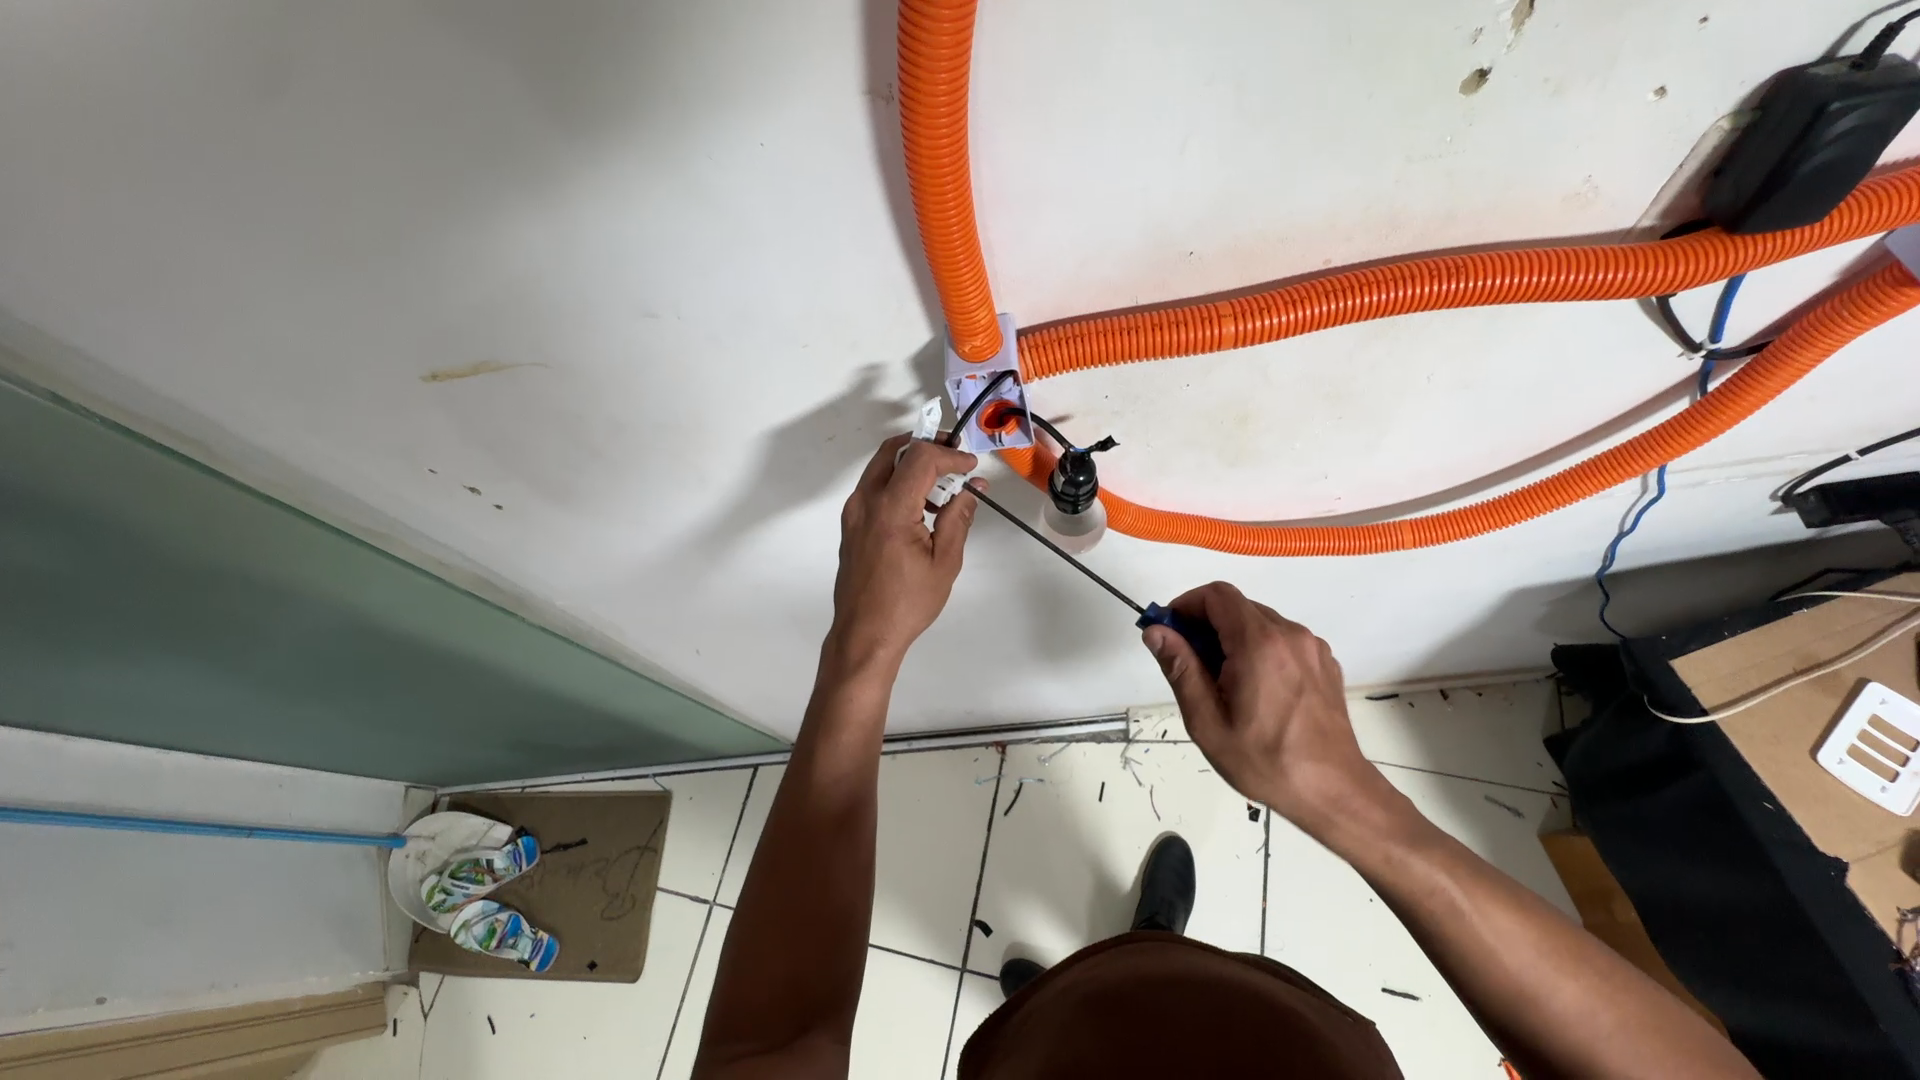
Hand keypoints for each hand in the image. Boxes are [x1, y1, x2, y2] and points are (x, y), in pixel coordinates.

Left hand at [825, 434, 979, 673]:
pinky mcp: (851, 524)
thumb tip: (969, 491)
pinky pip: (874, 487)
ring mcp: (853, 512)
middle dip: (927, 445)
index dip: (950, 455)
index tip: (972, 467)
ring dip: (912, 463)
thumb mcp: (944, 562)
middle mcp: (865, 502)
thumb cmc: (908, 603)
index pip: (920, 458)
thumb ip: (957, 519)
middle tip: (955, 455)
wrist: (864, 633)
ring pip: (880, 466)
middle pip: (893, 450)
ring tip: (944, 483)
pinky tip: (922, 504)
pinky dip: (898, 481)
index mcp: (890, 509)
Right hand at [1141, 582, 1396, 838]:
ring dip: (1232, 639)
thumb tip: (1155, 632)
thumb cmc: (1264, 760)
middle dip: (1205, 625)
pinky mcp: (1324, 664)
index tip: (1169, 633)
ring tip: (1222, 684)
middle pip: (1238, 607)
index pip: (1217, 595)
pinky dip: (1259, 650)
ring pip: (1260, 623)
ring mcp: (1312, 648)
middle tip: (1189, 665)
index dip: (1186, 605)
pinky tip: (1256, 691)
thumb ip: (1180, 669)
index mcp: (1259, 644)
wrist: (1333, 791)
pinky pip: (1282, 641)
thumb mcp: (1207, 721)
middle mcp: (1290, 635)